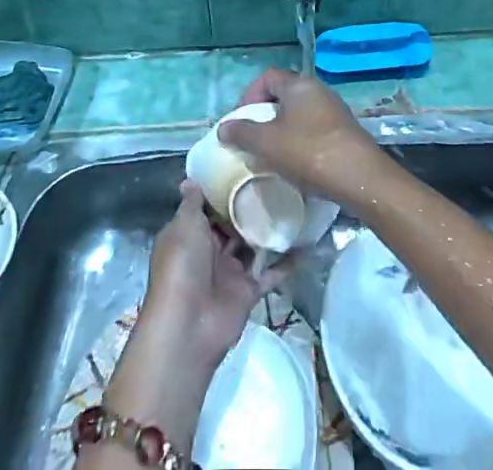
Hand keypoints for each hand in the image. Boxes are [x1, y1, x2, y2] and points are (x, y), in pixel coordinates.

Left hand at [139, 180, 286, 370]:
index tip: (247, 169)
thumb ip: (192, 204)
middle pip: (232, 225)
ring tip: (297, 205)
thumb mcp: (184, 226)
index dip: (224, 191)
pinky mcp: (248, 290)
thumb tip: (189, 180)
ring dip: (270, 231)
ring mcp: (230, 271)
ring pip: (253, 246)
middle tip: (279, 182)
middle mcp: (209, 250)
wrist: (190, 323)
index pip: (208, 208)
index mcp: (189, 234)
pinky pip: (271, 272)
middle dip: (250, 208)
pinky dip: (288, 262)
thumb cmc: (183, 264)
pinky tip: (309, 245)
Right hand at [220, 68, 386, 206]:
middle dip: (264, 115)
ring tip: (271, 154)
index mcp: (299, 85)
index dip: (249, 95)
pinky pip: (315, 130)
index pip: (268, 77)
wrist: (361, 179)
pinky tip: (297, 164)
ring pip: (300, 114)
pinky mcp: (346, 132)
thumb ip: (241, 132)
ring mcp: (336, 111)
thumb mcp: (266, 143)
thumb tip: (224, 127)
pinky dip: (300, 141)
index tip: (240, 121)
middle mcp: (319, 91)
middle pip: (284, 95)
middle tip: (252, 139)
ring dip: (282, 130)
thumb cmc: (309, 152)